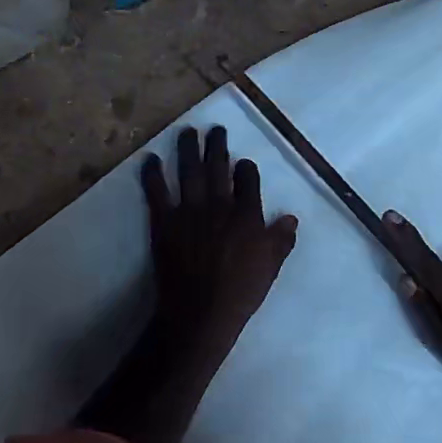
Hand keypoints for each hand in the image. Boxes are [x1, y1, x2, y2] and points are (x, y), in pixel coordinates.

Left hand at [141, 125, 298, 349]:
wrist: (200, 312)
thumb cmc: (240, 291)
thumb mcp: (271, 266)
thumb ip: (281, 240)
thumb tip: (291, 218)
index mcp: (246, 215)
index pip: (248, 180)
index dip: (245, 169)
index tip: (243, 162)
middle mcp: (219, 205)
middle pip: (218, 168)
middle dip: (217, 146)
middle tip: (215, 129)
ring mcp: (190, 211)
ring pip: (189, 172)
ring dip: (188, 150)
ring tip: (187, 132)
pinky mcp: (165, 223)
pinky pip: (157, 193)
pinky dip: (153, 175)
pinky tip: (150, 159)